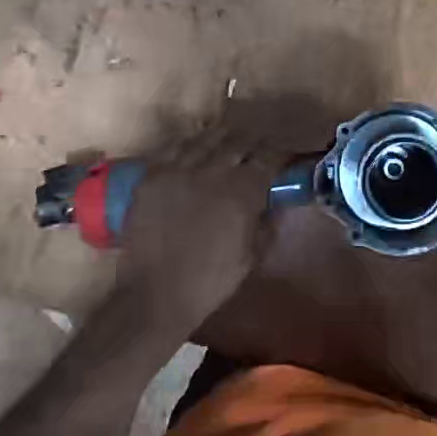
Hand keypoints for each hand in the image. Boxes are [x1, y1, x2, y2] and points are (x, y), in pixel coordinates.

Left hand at [109, 124, 277, 334]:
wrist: (154, 297)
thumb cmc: (211, 280)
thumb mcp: (253, 255)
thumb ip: (268, 222)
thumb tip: (275, 202)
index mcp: (244, 191)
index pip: (269, 156)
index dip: (280, 153)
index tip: (284, 157)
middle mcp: (214, 172)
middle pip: (240, 141)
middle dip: (254, 143)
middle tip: (258, 149)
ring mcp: (179, 170)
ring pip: (208, 139)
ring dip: (224, 139)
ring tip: (230, 142)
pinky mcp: (152, 176)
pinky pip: (175, 148)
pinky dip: (191, 145)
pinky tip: (196, 149)